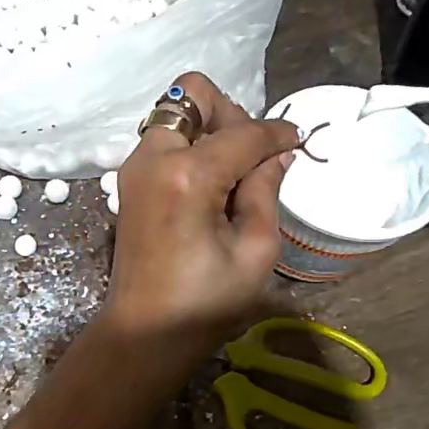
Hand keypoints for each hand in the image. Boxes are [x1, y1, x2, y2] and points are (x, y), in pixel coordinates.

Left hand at [102, 71, 297, 349]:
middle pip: (193, 95)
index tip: (298, 141)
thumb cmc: (205, 303)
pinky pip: (164, 140)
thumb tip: (277, 154)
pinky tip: (211, 184)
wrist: (145, 333)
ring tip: (233, 171)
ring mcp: (135, 168)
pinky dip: (190, 146)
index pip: (243, 133)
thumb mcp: (255, 251)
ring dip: (208, 128)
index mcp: (187, 176)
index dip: (278, 133)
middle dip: (231, 115)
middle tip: (253, 157)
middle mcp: (153, 158)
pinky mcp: (130, 182)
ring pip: (175, 113)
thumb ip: (265, 191)